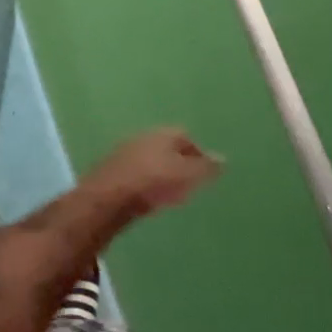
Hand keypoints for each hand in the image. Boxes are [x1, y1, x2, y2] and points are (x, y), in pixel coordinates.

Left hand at [83, 127, 222, 215]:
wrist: (109, 196)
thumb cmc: (155, 182)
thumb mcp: (189, 176)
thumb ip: (206, 167)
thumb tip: (222, 159)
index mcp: (164, 133)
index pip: (186, 137)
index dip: (197, 153)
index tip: (205, 171)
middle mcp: (143, 136)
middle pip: (166, 147)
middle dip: (177, 162)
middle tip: (189, 182)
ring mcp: (124, 152)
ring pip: (150, 159)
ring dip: (160, 172)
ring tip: (170, 193)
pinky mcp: (111, 170)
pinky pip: (135, 173)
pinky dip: (144, 182)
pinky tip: (148, 197)